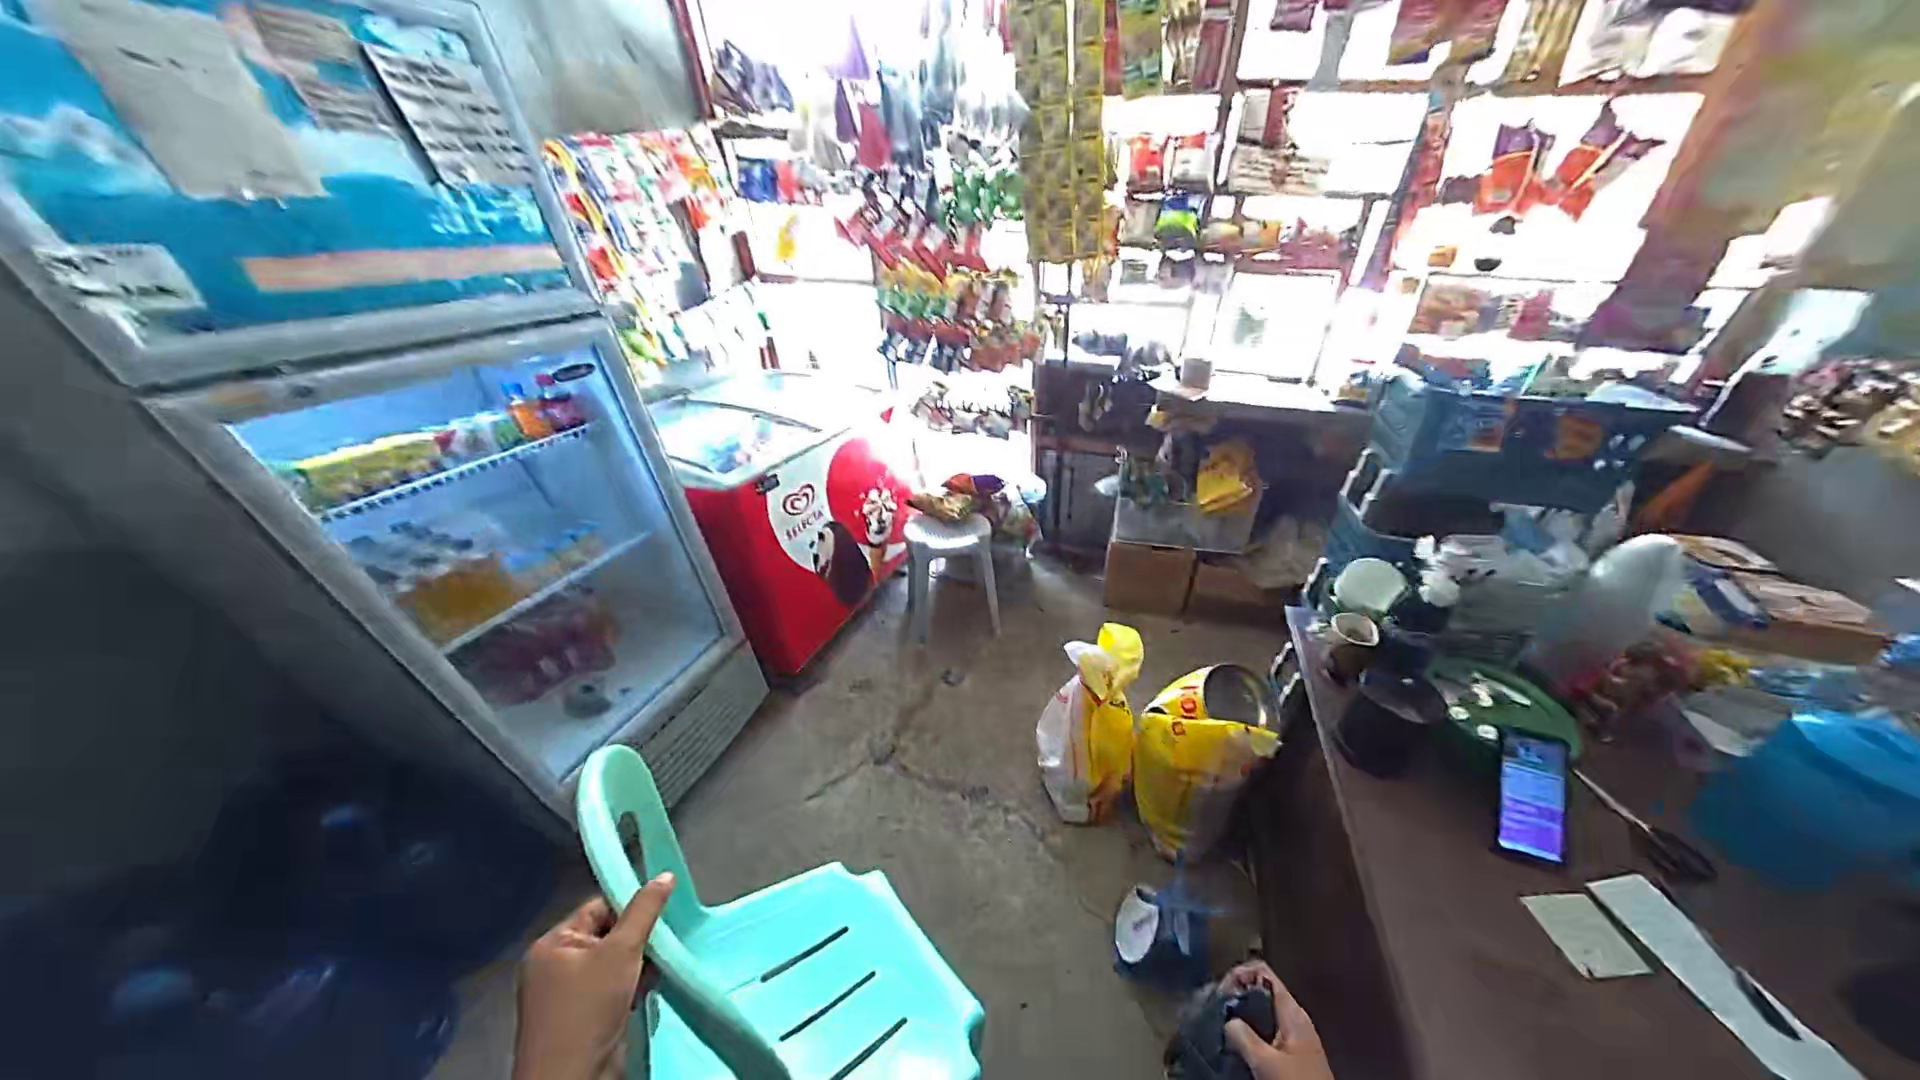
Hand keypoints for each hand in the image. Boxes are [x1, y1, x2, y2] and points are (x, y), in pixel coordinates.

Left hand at [512, 872, 674, 1079]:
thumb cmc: (588, 1009)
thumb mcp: (622, 951)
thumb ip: (645, 910)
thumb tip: (665, 875)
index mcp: (552, 945)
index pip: (598, 907)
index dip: (630, 907)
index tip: (658, 914)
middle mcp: (555, 965)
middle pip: (609, 933)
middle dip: (638, 940)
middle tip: (659, 945)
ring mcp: (567, 994)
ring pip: (615, 961)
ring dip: (639, 964)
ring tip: (654, 972)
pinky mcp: (581, 1017)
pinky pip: (613, 986)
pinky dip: (632, 985)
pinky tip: (646, 991)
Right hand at [1221, 960, 1334, 1079]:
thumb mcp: (1266, 1062)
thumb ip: (1243, 1036)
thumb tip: (1228, 1021)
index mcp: (1292, 1012)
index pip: (1262, 972)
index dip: (1240, 973)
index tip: (1223, 989)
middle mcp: (1294, 1019)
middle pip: (1260, 991)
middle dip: (1237, 996)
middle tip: (1219, 1008)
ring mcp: (1295, 1038)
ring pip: (1261, 1013)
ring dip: (1241, 1016)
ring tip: (1223, 1024)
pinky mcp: (1292, 1056)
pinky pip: (1265, 1032)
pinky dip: (1250, 1033)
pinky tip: (1238, 1044)